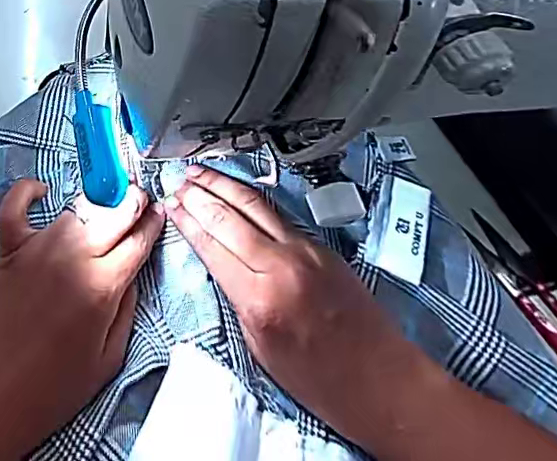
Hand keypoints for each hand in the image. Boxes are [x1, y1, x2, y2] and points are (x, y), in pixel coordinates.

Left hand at [0, 179, 162, 460]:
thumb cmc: (51, 388)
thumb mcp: (108, 359)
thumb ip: (125, 310)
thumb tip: (130, 274)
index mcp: (102, 287)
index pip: (137, 243)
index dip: (152, 225)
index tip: (159, 212)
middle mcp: (72, 257)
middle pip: (111, 215)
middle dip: (131, 203)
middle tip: (139, 197)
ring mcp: (38, 247)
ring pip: (75, 210)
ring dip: (95, 202)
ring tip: (107, 199)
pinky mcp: (8, 247)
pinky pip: (15, 206)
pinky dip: (27, 192)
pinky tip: (41, 190)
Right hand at [159, 166, 440, 449]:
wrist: (385, 384)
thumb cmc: (320, 381)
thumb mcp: (259, 346)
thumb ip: (235, 297)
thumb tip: (215, 259)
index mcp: (259, 299)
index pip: (211, 245)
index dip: (186, 221)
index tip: (170, 206)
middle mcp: (281, 266)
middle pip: (228, 216)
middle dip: (198, 195)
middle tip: (177, 183)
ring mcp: (304, 251)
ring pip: (252, 203)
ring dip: (220, 183)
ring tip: (197, 172)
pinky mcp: (320, 246)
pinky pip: (275, 213)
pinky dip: (248, 196)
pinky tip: (233, 188)